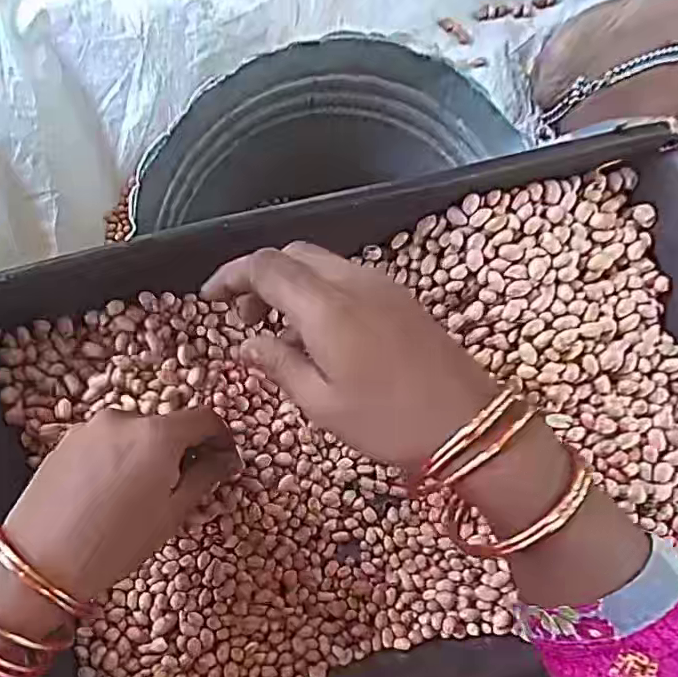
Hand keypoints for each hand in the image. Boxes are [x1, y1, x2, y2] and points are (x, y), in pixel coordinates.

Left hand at [0, 406, 239, 603]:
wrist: (42, 560)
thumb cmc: (117, 542)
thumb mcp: (173, 513)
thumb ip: (205, 476)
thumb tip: (227, 459)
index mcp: (158, 434)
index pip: (205, 418)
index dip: (221, 437)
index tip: (224, 458)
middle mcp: (124, 419)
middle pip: (168, 425)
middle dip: (183, 449)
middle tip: (184, 486)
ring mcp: (91, 427)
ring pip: (136, 434)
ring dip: (150, 454)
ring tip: (143, 495)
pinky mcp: (67, 440)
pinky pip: (108, 441)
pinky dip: (121, 458)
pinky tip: (113, 493)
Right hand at [200, 242, 501, 469]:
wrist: (468, 422)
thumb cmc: (389, 422)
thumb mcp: (321, 404)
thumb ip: (278, 365)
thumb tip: (245, 344)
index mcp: (326, 307)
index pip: (264, 266)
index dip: (229, 275)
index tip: (209, 298)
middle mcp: (353, 282)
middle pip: (292, 255)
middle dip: (258, 278)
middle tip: (243, 318)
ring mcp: (382, 285)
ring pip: (321, 264)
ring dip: (291, 285)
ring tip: (278, 333)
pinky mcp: (401, 297)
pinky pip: (348, 279)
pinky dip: (320, 293)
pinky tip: (319, 335)